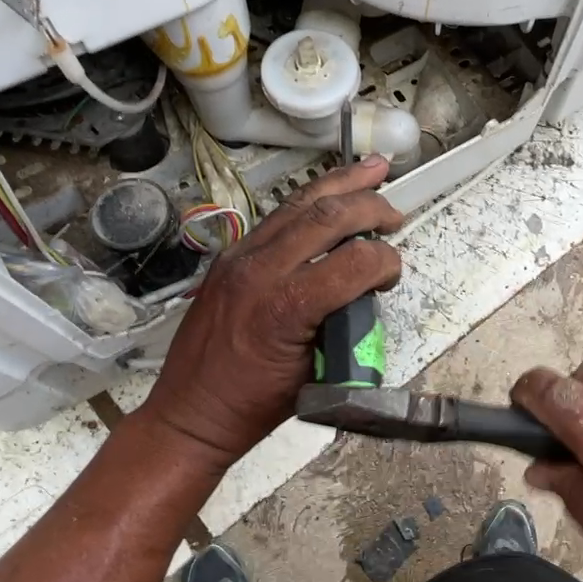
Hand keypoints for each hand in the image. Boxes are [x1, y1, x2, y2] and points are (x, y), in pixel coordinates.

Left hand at [141, 158, 403, 468]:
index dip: (385, 262)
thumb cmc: (254, 407)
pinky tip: (331, 193)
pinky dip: (312, 200)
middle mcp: (259, 270)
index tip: (392, 275)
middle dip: (370, 206)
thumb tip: (365, 289)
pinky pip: (278, 216)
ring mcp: (240, 257)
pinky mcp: (230, 255)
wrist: (188, 414)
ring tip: (374, 168)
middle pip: (326, 216)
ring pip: (299, 203)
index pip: (353, 261)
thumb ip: (344, 323)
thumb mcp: (316, 372)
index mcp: (285, 308)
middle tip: (395, 215)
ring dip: (342, 184)